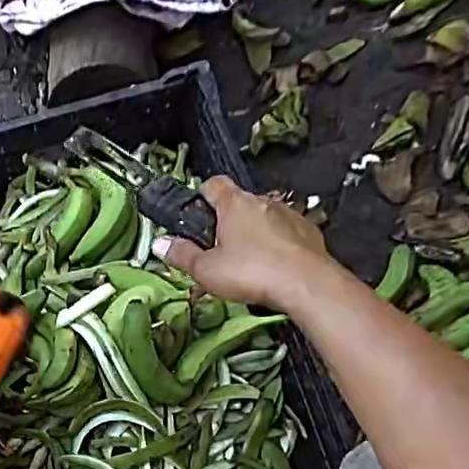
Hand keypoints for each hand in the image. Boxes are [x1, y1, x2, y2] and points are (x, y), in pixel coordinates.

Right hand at [154, 177, 342, 310]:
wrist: (305, 284)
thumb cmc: (251, 273)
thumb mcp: (206, 270)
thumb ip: (182, 255)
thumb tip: (160, 244)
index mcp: (234, 204)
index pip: (213, 184)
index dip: (201, 196)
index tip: (196, 212)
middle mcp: (262, 201)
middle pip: (238, 204)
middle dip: (226, 223)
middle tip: (216, 251)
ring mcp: (288, 214)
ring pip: (263, 219)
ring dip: (252, 235)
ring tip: (245, 265)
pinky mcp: (308, 232)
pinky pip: (285, 234)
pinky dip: (276, 246)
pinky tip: (270, 268)